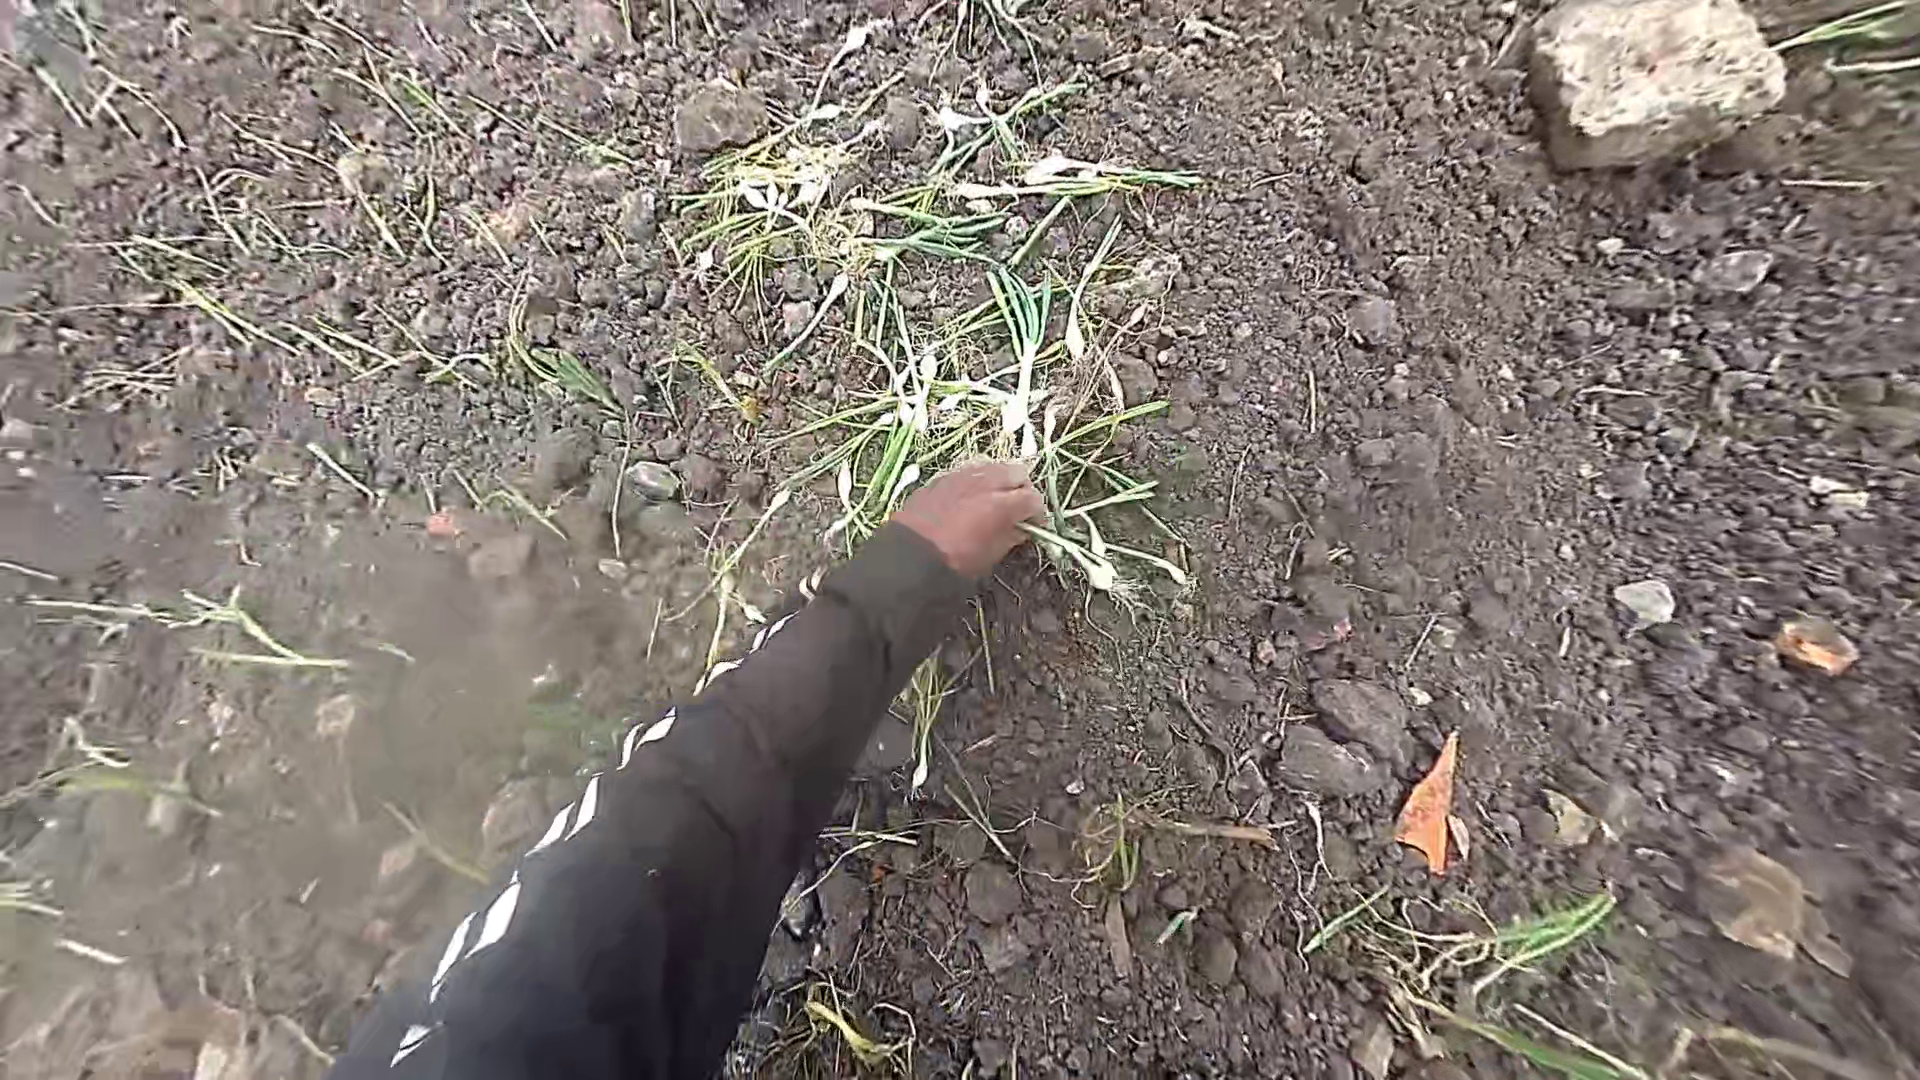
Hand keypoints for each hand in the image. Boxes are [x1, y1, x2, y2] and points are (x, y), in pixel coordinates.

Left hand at [892, 461, 1043, 577]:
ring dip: (999, 482)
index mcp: (1000, 503)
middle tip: (1018, 510)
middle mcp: (983, 482)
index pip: (1032, 499)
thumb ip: (1010, 536)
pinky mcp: (941, 478)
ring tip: (995, 502)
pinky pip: (968, 472)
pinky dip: (977, 482)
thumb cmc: (953, 564)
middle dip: (1022, 490)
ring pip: (992, 467)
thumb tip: (1021, 528)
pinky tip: (971, 499)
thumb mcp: (989, 556)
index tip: (1035, 526)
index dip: (1038, 514)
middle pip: (1016, 473)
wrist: (908, 559)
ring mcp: (960, 476)